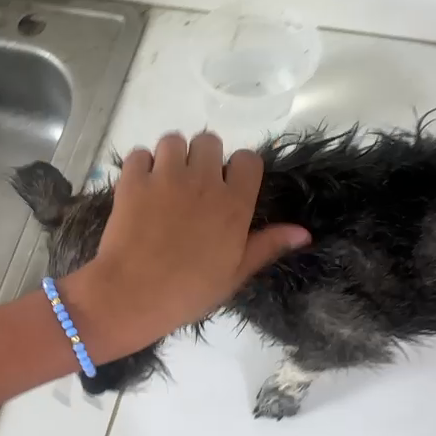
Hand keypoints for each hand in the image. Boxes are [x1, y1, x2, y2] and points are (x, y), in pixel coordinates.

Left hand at [66, 132, 308, 354]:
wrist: (132, 295)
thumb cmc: (188, 291)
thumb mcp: (234, 274)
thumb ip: (266, 246)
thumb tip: (303, 232)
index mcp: (234, 204)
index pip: (248, 159)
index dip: (238, 169)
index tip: (226, 187)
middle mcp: (203, 181)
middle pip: (209, 141)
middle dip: (202, 158)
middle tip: (191, 185)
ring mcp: (166, 177)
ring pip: (173, 140)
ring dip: (171, 156)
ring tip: (164, 182)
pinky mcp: (132, 180)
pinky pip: (139, 153)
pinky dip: (140, 165)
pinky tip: (140, 187)